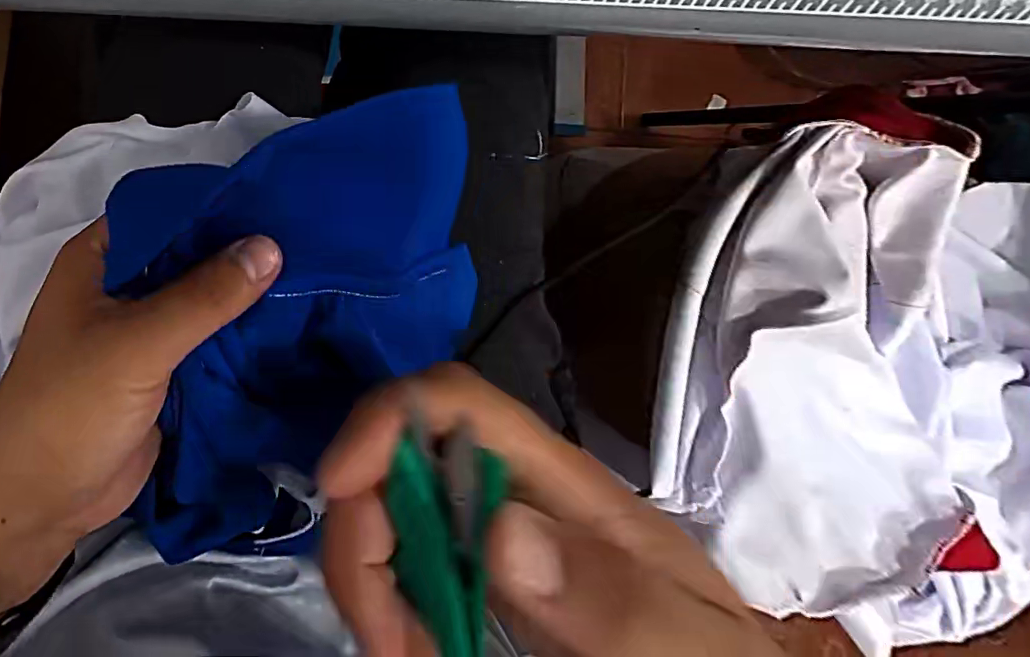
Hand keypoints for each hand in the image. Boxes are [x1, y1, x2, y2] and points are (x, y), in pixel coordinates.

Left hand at [0, 218, 282, 626]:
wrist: (40, 507)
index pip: (165, 209)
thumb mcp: (136, 344)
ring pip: (203, 294)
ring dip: (245, 289)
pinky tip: (290, 318)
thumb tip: (271, 245)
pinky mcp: (164, 364)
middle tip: (307, 236)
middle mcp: (123, 282)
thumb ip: (203, 296)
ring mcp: (144, 325)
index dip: (214, 203)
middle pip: (190, 252)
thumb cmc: (69, 409)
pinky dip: (241, 328)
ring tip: (312, 270)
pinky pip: (209, 334)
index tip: (273, 199)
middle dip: (238, 248)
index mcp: (100, 257)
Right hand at [319, 364, 778, 656]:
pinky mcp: (465, 562)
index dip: (384, 418)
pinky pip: (395, 554)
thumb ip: (613, 598)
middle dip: (362, 523)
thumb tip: (501, 534)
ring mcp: (479, 521)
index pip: (453, 398)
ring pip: (383, 501)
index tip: (339, 488)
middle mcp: (503, 480)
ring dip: (365, 569)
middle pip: (396, 450)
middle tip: (380, 636)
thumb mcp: (690, 646)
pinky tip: (405, 646)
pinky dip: (380, 596)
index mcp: (555, 475)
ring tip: (396, 652)